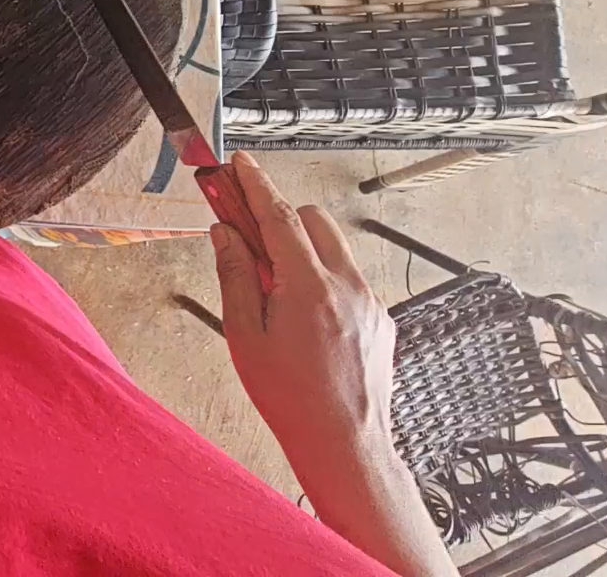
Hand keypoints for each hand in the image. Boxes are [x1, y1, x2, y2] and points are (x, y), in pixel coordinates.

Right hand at [210, 153, 398, 491]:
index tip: (238, 163)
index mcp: (309, 287)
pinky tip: (297, 307)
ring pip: (332, 246)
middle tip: (242, 226)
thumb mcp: (243, 332)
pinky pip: (346, 276)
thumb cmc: (288, 394)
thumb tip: (225, 233)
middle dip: (277, 214)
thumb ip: (235, 274)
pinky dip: (318, 272)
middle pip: (313, 220)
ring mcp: (369, 303)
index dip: (254, 184)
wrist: (345, 444)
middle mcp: (347, 287)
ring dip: (298, 244)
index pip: (278, 217)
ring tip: (268, 276)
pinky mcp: (381, 320)